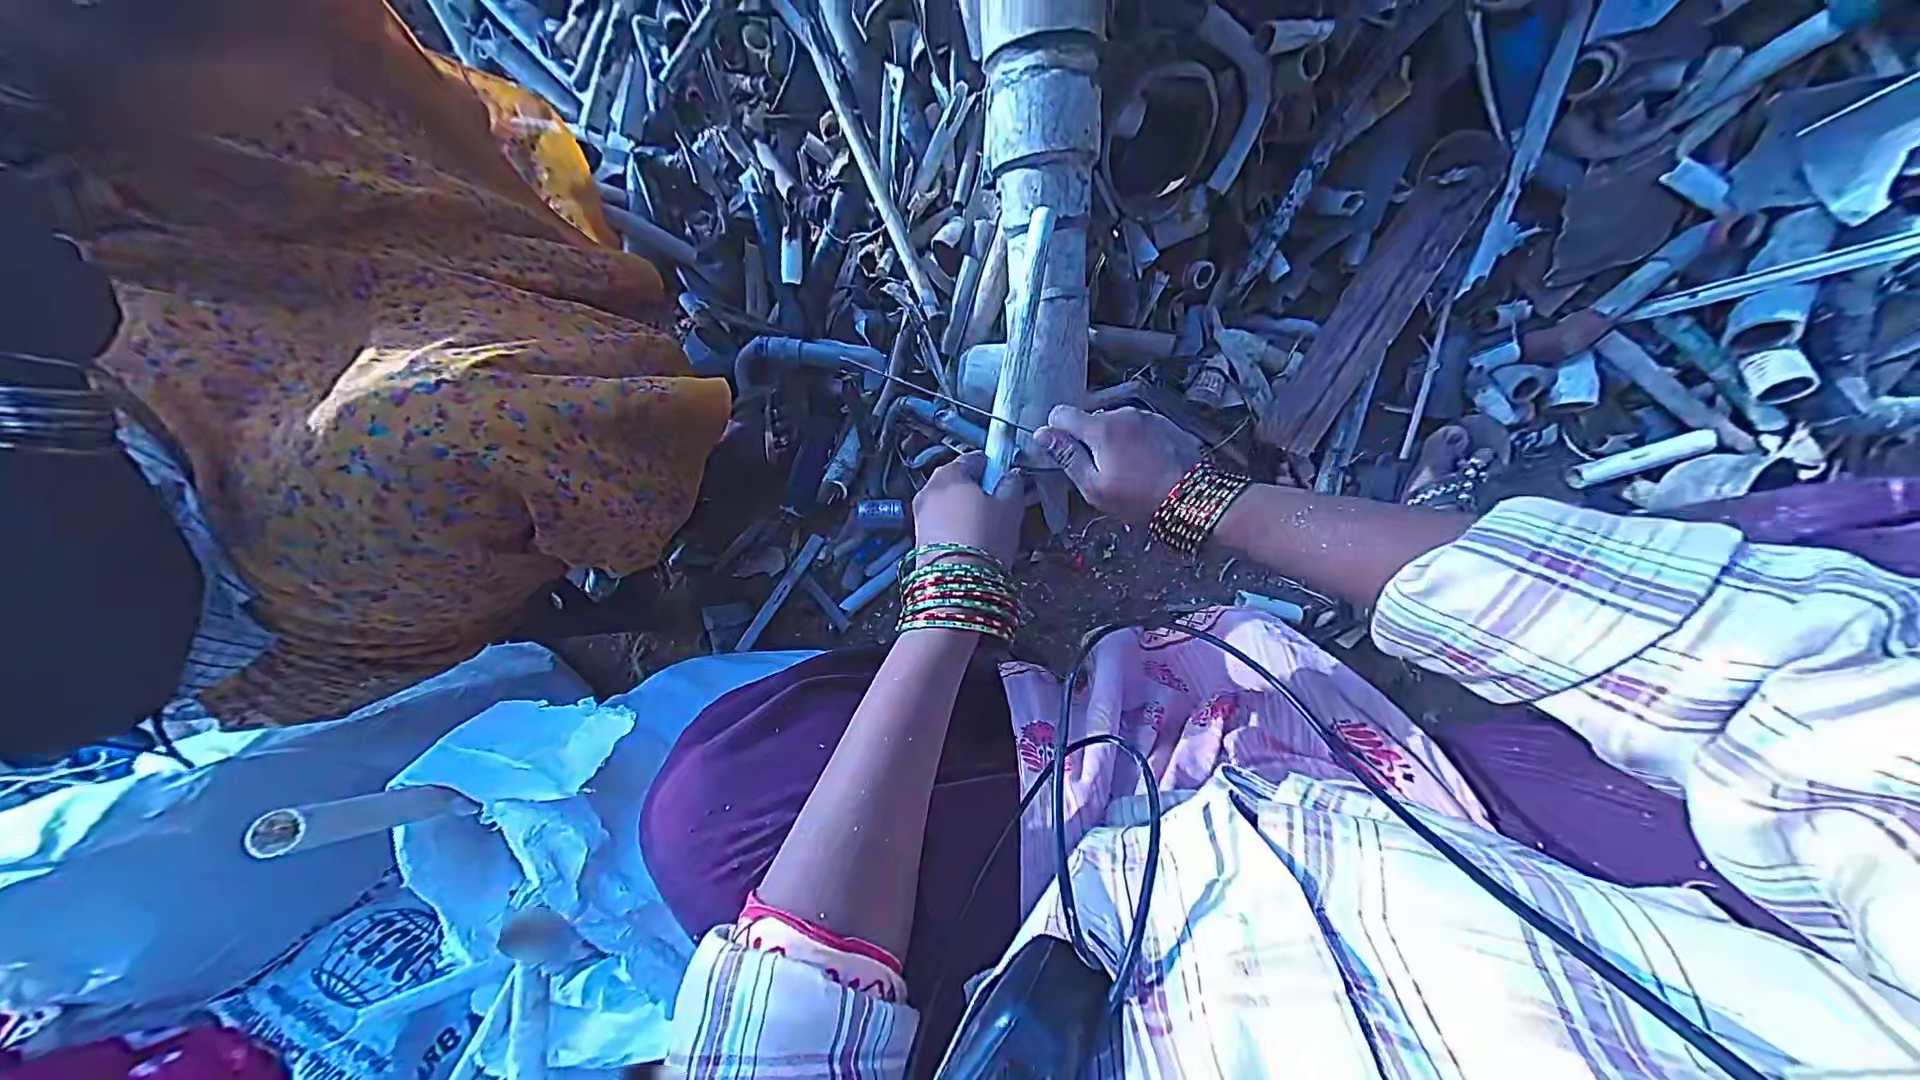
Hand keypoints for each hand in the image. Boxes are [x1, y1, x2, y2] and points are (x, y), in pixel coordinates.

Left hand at [912, 453, 1026, 564]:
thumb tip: (1010, 475)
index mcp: (949, 474)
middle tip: (999, 508)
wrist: (954, 583)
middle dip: (978, 490)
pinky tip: (971, 544)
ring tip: (987, 530)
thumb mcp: (1010, 508)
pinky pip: (941, 523)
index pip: (973, 459)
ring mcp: (919, 514)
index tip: (1006, 482)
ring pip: (949, 504)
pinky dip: (956, 527)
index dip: (993, 467)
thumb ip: (1012, 484)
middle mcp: (927, 489)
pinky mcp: (917, 538)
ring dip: (966, 511)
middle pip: (958, 482)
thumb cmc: (986, 537)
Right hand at [1033, 405, 1201, 523]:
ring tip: (1128, 471)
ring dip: (1114, 441)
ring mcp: (1148, 416)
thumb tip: (1042, 434)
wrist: (1195, 499)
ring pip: (1116, 423)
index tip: (1066, 454)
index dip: (1057, 432)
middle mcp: (1124, 413)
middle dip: (1089, 440)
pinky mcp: (1167, 423)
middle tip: (1102, 472)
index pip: (1061, 413)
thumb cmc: (1139, 499)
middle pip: (1091, 420)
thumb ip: (1067, 457)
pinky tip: (1146, 465)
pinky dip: (1135, 441)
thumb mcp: (1095, 487)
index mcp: (1101, 428)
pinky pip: (1138, 427)